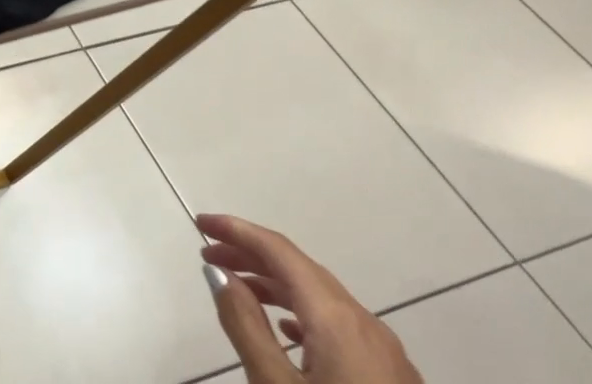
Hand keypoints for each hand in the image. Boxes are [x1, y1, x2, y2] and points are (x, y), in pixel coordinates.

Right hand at [199, 213, 422, 383]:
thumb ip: (244, 323)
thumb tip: (220, 274)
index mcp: (335, 319)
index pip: (280, 252)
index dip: (238, 230)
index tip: (199, 224)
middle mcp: (365, 324)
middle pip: (301, 269)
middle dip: (251, 254)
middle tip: (207, 255)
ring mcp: (385, 352)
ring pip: (322, 296)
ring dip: (275, 283)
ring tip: (236, 287)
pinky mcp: (392, 376)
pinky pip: (340, 323)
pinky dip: (301, 310)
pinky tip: (286, 328)